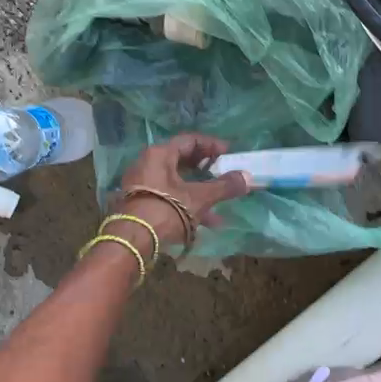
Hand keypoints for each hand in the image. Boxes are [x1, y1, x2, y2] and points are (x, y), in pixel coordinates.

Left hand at [111, 134, 251, 254]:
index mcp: (160, 154)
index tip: (230, 154)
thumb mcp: (199, 198)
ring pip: (177, 181)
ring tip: (220, 206)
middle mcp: (148, 164)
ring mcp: (142, 184)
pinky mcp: (140, 203)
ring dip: (200, 191)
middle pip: (182, 160)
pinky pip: (169, 196)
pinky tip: (205, 223)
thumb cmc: (166, 210)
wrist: (132, 241)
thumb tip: (248, 177)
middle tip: (224, 173)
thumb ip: (224, 186)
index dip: (212, 145)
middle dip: (206, 169)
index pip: (190, 140)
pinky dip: (187, 204)